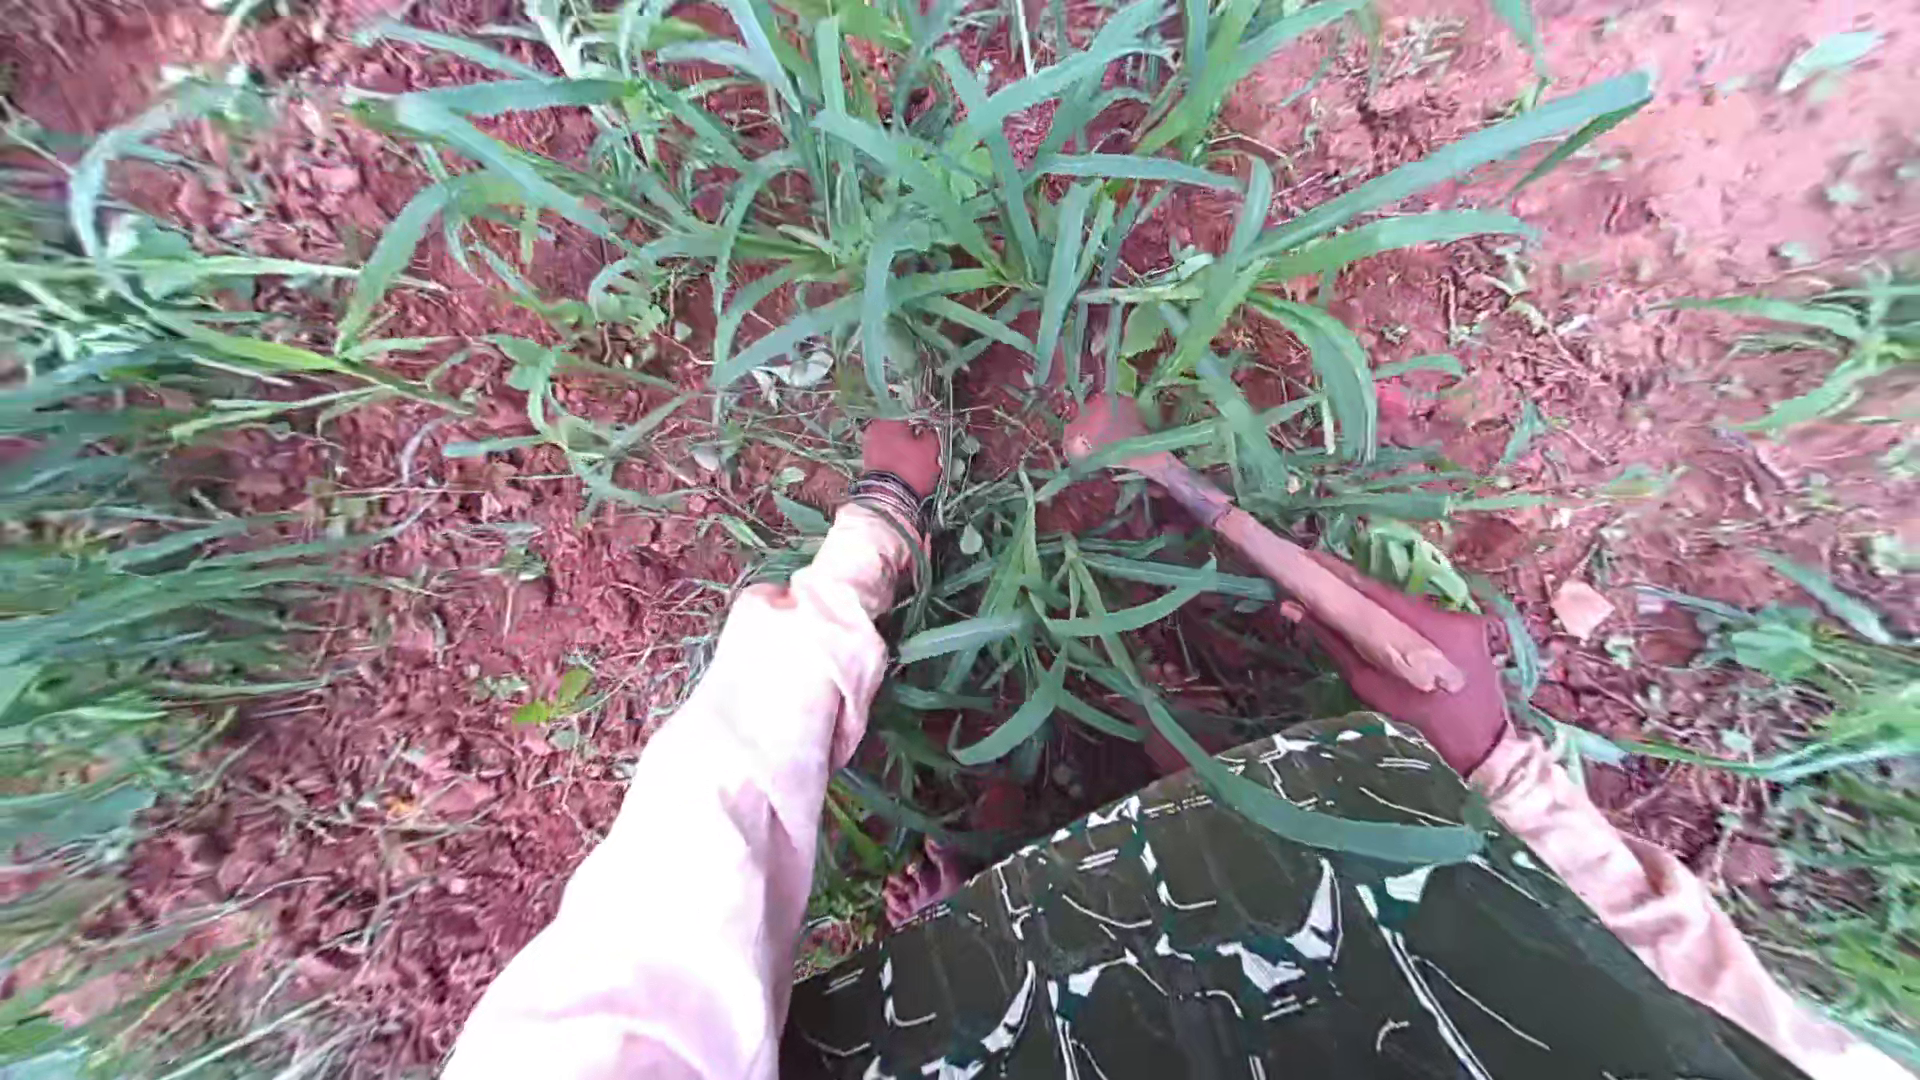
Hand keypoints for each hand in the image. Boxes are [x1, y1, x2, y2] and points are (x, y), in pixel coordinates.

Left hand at [861, 420, 941, 498]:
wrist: (890, 499)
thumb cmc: (910, 470)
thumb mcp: (930, 448)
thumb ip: (931, 433)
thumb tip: (930, 430)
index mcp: (887, 420)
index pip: (909, 411)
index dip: (924, 419)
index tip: (932, 425)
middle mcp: (874, 431)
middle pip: (900, 428)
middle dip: (914, 436)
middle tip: (929, 444)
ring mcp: (869, 449)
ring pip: (894, 444)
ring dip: (907, 449)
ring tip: (921, 460)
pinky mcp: (870, 466)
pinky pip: (889, 458)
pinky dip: (900, 461)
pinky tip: (910, 470)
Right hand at [1282, 551, 1509, 775]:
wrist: (1478, 740)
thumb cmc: (1413, 714)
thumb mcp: (1365, 680)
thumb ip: (1332, 640)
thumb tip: (1292, 606)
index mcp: (1425, 628)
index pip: (1372, 590)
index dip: (1339, 575)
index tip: (1312, 560)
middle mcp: (1450, 614)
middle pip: (1390, 595)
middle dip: (1355, 589)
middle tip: (1322, 578)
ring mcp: (1466, 618)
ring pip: (1408, 603)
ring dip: (1379, 603)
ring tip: (1349, 601)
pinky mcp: (1475, 624)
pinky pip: (1427, 613)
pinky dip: (1403, 615)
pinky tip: (1386, 622)